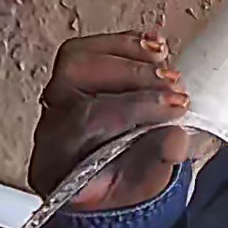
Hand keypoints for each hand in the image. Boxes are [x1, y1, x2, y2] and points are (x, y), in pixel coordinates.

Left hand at [29, 32, 190, 210]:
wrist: (118, 180)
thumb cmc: (124, 184)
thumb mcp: (143, 186)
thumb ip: (156, 163)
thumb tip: (174, 137)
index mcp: (59, 157)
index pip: (90, 118)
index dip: (138, 106)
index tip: (176, 107)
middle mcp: (51, 121)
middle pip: (77, 78)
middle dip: (133, 75)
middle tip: (174, 83)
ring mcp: (61, 93)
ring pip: (80, 56)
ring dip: (128, 50)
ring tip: (165, 58)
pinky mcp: (77, 72)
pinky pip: (90, 46)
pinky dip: (125, 41)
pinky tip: (155, 45)